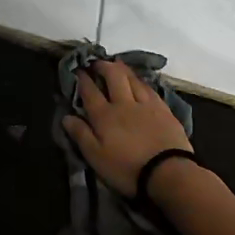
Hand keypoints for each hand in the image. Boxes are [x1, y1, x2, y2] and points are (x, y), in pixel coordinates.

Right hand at [61, 60, 193, 197]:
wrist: (167, 171)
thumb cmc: (126, 168)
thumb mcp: (96, 157)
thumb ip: (81, 135)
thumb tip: (67, 116)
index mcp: (105, 116)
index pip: (91, 93)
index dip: (83, 80)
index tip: (79, 71)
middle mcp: (125, 104)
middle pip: (114, 77)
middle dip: (104, 67)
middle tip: (98, 63)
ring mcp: (147, 105)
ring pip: (134, 80)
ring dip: (124, 70)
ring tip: (118, 65)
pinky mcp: (164, 110)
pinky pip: (150, 89)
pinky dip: (142, 82)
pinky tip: (141, 82)